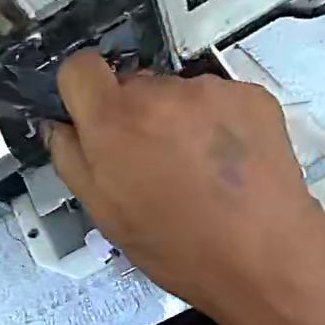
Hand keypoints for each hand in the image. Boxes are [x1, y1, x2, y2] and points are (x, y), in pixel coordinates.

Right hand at [44, 52, 324, 324]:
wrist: (264, 255)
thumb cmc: (188, 250)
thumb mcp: (109, 218)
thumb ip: (73, 161)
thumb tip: (60, 129)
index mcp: (113, 124)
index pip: (79, 69)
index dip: (83, 91)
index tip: (93, 109)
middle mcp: (158, 95)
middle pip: (134, 85)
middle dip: (137, 116)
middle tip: (156, 162)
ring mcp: (208, 92)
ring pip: (179, 94)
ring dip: (182, 121)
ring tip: (199, 172)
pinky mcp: (248, 96)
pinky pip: (221, 99)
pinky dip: (221, 124)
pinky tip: (227, 165)